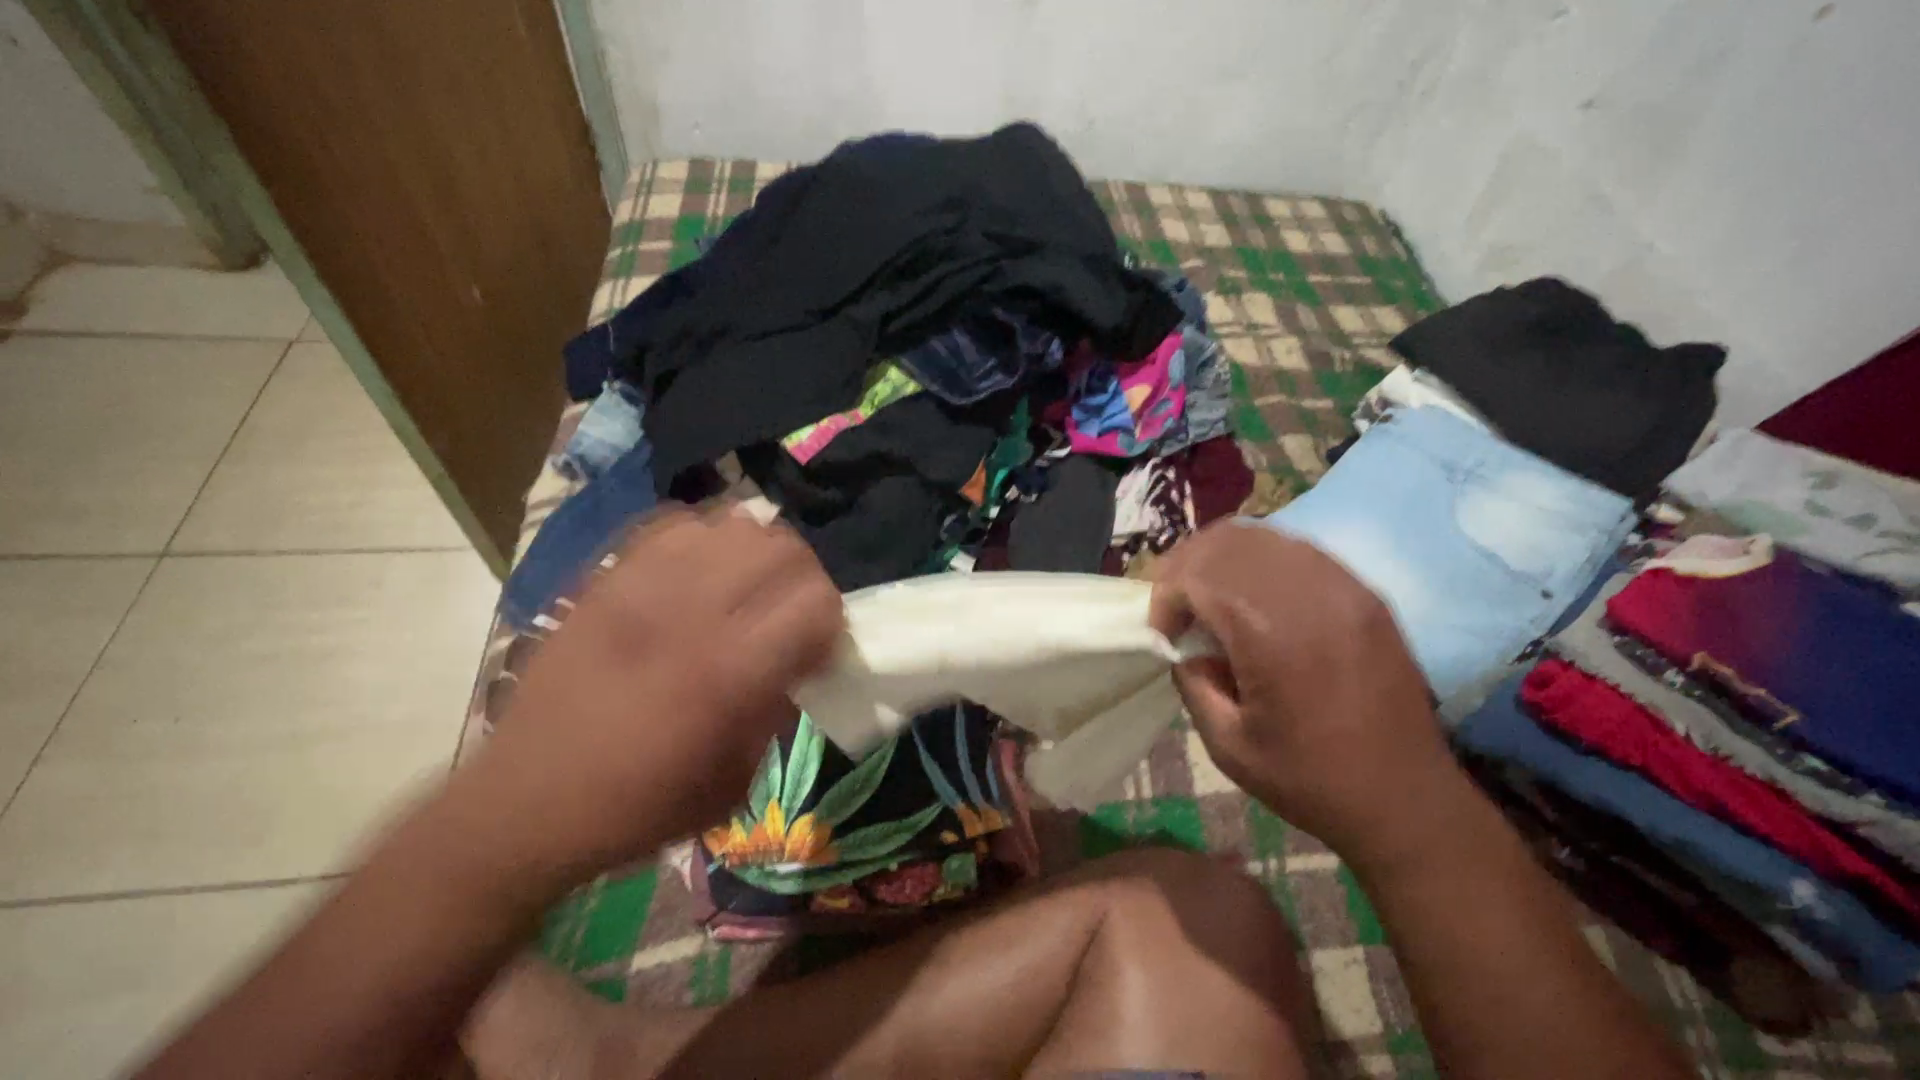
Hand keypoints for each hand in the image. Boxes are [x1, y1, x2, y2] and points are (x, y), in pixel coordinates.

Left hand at [464, 506, 844, 890]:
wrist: (522, 804)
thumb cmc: (635, 809)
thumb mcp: (733, 781)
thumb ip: (776, 711)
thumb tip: (797, 664)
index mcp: (728, 673)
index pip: (817, 600)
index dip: (832, 623)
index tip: (820, 652)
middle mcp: (690, 614)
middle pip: (783, 548)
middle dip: (805, 580)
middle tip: (792, 617)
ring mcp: (642, 587)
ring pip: (733, 525)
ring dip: (757, 555)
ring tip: (745, 591)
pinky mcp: (605, 579)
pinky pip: (673, 525)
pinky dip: (703, 542)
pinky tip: (698, 577)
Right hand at [1150, 522, 1464, 868]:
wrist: (1406, 798)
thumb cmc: (1310, 780)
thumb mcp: (1228, 745)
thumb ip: (1193, 682)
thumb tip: (1182, 644)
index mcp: (1272, 635)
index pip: (1197, 575)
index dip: (1165, 597)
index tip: (1164, 634)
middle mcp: (1310, 594)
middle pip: (1227, 541)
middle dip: (1187, 565)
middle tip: (1177, 606)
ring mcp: (1344, 587)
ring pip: (1265, 536)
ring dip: (1225, 560)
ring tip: (1212, 598)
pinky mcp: (1365, 593)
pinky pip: (1300, 553)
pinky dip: (1264, 563)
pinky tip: (1256, 601)